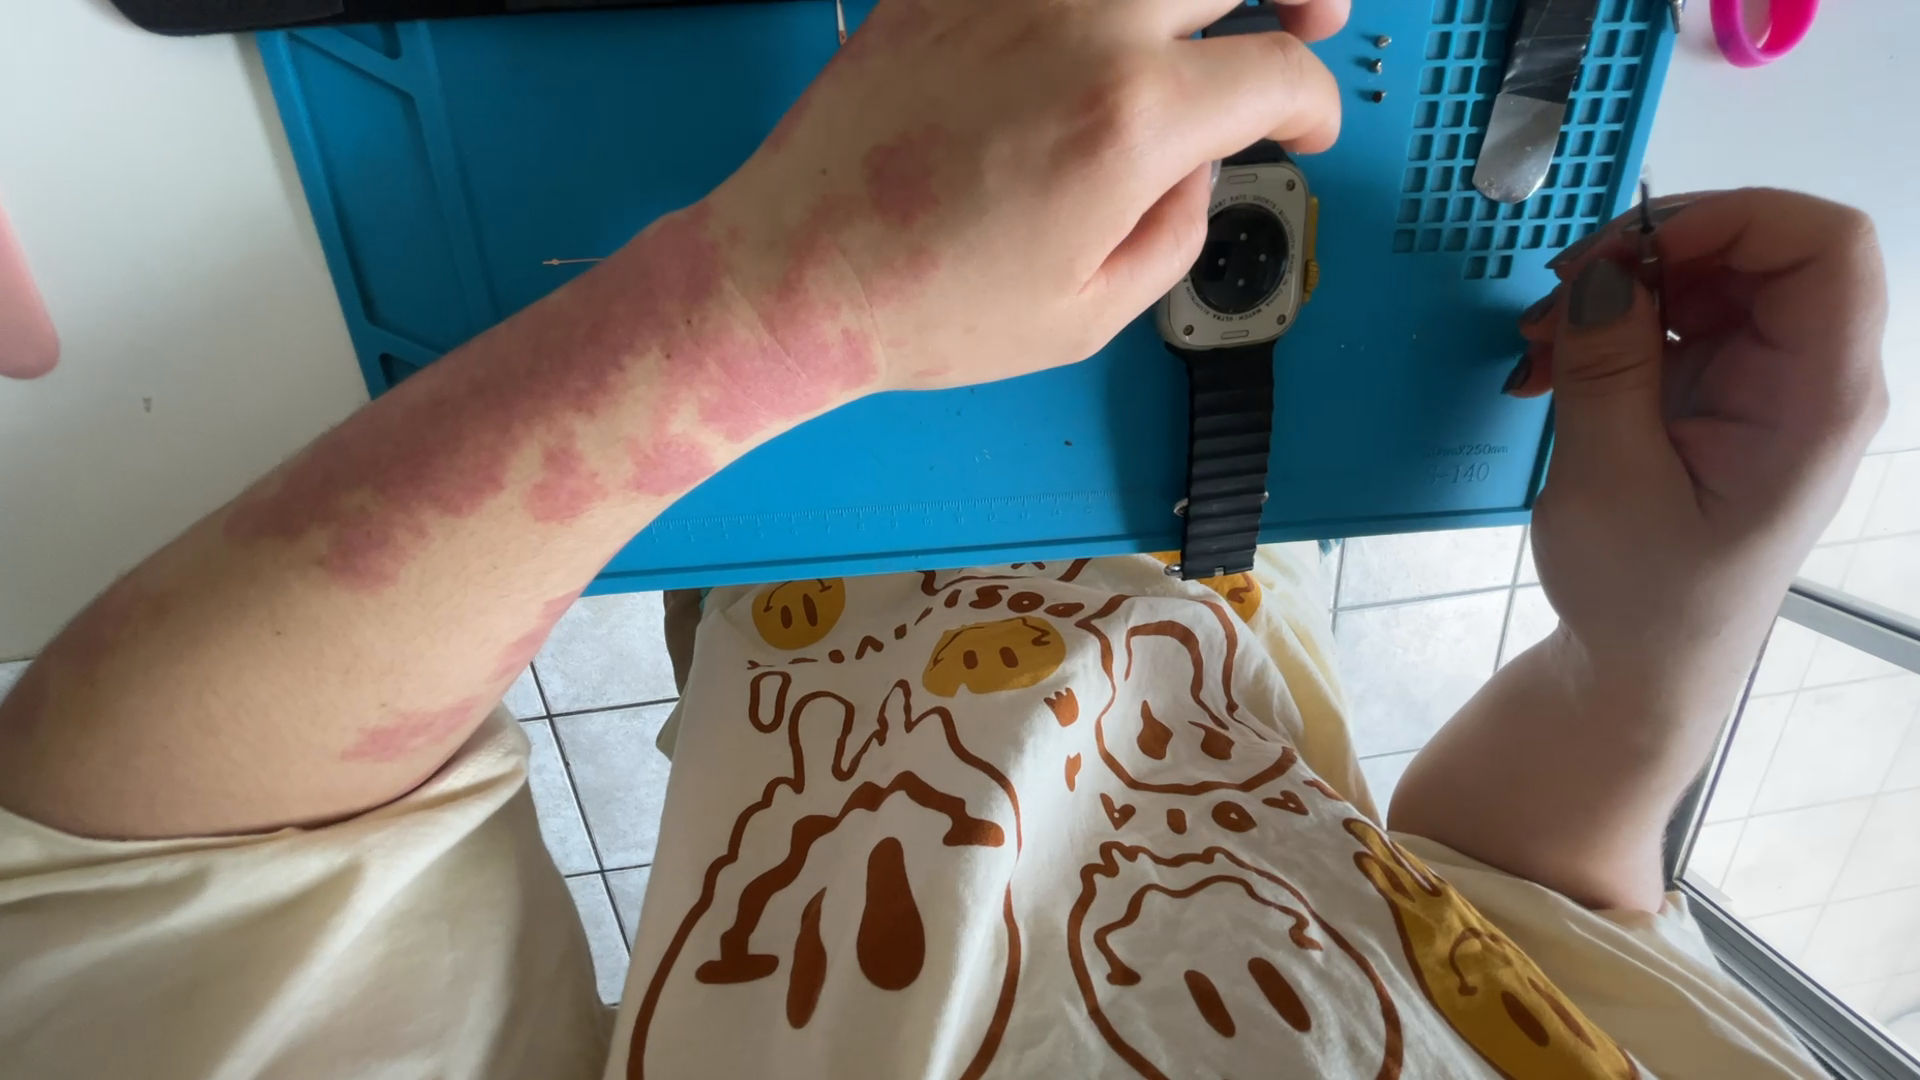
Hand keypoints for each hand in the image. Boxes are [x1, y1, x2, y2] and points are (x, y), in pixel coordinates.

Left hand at [700, 0, 1347, 393]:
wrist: (802, 278)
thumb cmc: (929, 311)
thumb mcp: (1084, 317)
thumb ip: (1174, 236)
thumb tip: (1198, 171)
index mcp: (1128, 121)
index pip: (1272, 75)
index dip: (1311, 106)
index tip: (1305, 130)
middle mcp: (1079, 23)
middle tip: (1314, 13)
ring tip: (1215, 9)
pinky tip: (1109, 21)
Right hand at [1514, 189, 1886, 710]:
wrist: (1640, 655)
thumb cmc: (1639, 587)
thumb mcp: (1610, 480)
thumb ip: (1608, 372)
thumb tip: (1600, 277)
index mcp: (1813, 395)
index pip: (1821, 248)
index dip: (1721, 220)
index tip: (1607, 257)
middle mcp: (1801, 376)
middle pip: (1752, 259)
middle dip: (1639, 265)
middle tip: (1545, 313)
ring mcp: (1753, 388)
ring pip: (1697, 293)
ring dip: (1606, 305)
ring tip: (1533, 353)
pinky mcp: (1706, 404)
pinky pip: (1662, 337)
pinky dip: (1598, 341)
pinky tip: (1546, 375)